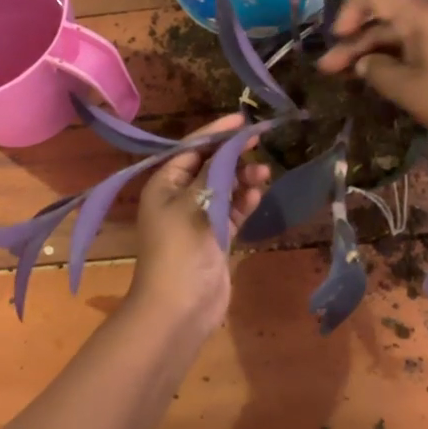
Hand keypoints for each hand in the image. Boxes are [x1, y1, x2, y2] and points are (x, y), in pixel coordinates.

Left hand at [129, 114, 270, 334]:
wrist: (178, 309)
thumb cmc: (179, 251)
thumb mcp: (194, 205)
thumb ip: (213, 172)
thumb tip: (229, 144)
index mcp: (163, 185)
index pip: (191, 148)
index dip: (216, 132)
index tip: (243, 120)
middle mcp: (177, 197)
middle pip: (208, 165)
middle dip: (232, 155)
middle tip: (259, 142)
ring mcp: (196, 219)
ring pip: (222, 188)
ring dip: (242, 179)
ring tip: (264, 173)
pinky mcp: (213, 238)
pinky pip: (231, 211)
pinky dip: (243, 202)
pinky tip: (258, 194)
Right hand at [317, 0, 427, 151]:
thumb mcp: (408, 89)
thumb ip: (377, 71)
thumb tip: (365, 62)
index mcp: (420, 15)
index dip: (348, 10)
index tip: (335, 39)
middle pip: (382, 17)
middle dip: (352, 41)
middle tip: (326, 70)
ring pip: (396, 34)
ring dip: (369, 52)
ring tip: (346, 77)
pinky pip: (414, 45)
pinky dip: (391, 58)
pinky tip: (378, 78)